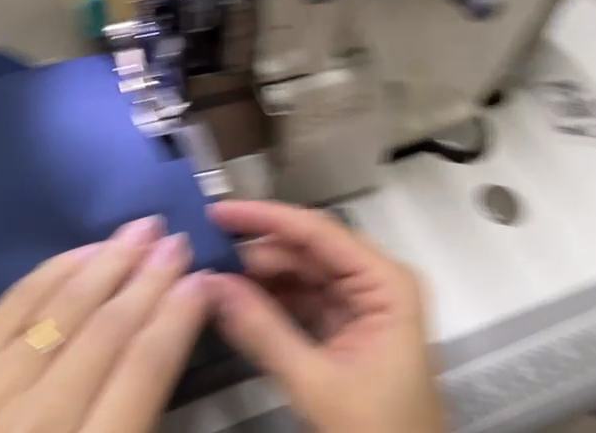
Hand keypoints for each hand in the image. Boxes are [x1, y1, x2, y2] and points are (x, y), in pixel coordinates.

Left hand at [0, 216, 210, 432]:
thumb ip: (137, 410)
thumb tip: (165, 331)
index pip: (143, 368)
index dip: (176, 317)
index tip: (201, 280)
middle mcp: (36, 419)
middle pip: (106, 329)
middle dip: (149, 279)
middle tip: (177, 241)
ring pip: (63, 307)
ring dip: (108, 261)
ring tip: (141, 230)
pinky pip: (16, 303)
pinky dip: (55, 271)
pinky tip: (85, 251)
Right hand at [205, 201, 444, 432]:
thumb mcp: (318, 384)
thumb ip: (263, 331)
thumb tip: (214, 287)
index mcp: (386, 282)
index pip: (317, 231)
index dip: (264, 218)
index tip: (219, 211)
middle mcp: (378, 282)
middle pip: (308, 250)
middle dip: (258, 252)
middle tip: (209, 252)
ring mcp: (364, 305)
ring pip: (303, 274)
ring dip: (261, 276)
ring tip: (216, 276)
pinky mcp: (350, 329)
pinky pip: (305, 301)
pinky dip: (272, 301)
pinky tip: (239, 301)